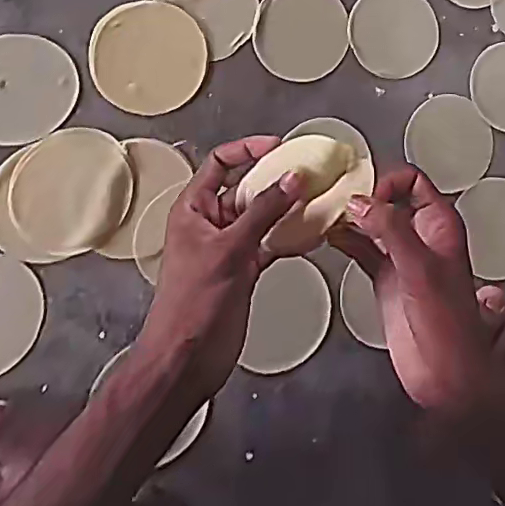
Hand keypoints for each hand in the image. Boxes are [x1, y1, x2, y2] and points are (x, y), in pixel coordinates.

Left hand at [134, 136, 302, 400]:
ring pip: (263, 214)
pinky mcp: (246, 266)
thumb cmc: (192, 303)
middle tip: (308, 172)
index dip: (247, 150)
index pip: (219, 164)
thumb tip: (293, 179)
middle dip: (276, 179)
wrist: (187, 359)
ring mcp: (231, 245)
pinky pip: (271, 240)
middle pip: (247, 187)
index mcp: (193, 209)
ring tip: (317, 196)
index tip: (278, 146)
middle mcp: (212, 222)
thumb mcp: (229, 249)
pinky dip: (290, 234)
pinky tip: (312, 231)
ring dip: (287, 207)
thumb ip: (263, 212)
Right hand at [332, 167, 504, 422]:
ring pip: (373, 223)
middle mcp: (420, 235)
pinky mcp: (386, 278)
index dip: (389, 182)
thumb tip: (360, 202)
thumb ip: (392, 232)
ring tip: (325, 213)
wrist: (447, 374)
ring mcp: (402, 256)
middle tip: (334, 200)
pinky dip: (346, 240)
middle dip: (363, 196)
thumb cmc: (447, 322)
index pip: (414, 182)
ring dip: (351, 217)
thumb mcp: (420, 269)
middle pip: (390, 199)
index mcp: (439, 224)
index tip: (365, 197)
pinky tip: (329, 236)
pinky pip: (362, 249)